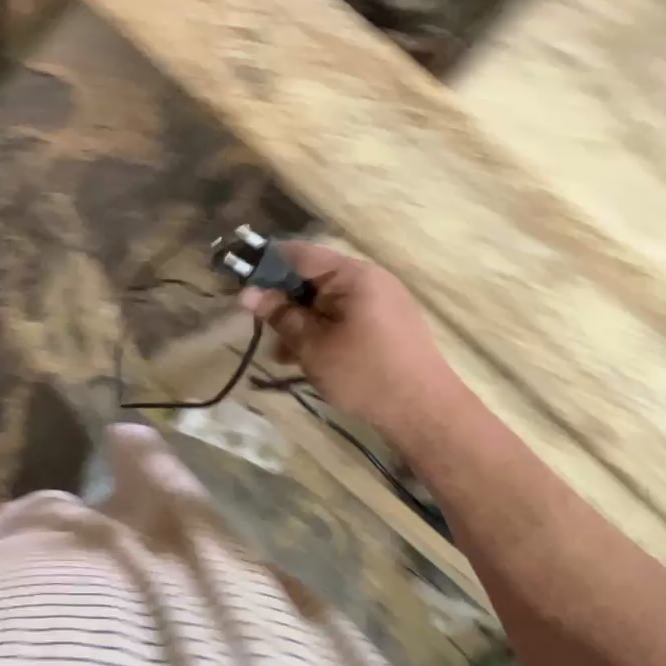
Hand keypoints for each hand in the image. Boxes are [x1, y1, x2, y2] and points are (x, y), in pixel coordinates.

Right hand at [240, 241, 464, 435]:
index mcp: (353, 275)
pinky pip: (343, 315)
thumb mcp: (311, 344)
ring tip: (282, 354)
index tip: (240, 283)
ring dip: (299, 320)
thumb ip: (279, 314)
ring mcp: (381, 301)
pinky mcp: (386, 323)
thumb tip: (248, 293)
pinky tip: (307, 359)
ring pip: (325, 300)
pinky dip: (321, 330)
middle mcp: (369, 279)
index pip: (298, 254)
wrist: (425, 412)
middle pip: (311, 277)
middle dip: (282, 299)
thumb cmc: (364, 373)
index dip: (265, 264)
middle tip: (260, 326)